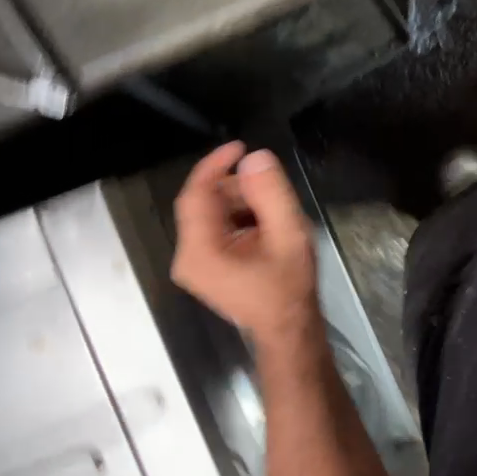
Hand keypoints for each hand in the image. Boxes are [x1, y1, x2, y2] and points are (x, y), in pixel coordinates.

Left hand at [172, 142, 318, 348]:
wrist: (289, 329)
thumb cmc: (288, 286)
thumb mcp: (288, 234)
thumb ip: (271, 194)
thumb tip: (255, 158)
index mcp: (200, 250)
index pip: (196, 194)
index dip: (216, 165)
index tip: (242, 146)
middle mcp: (187, 257)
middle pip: (206, 203)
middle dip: (239, 188)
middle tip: (274, 188)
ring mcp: (195, 264)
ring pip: (213, 214)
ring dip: (243, 202)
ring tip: (276, 209)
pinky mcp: (207, 267)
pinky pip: (218, 228)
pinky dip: (241, 218)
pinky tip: (268, 225)